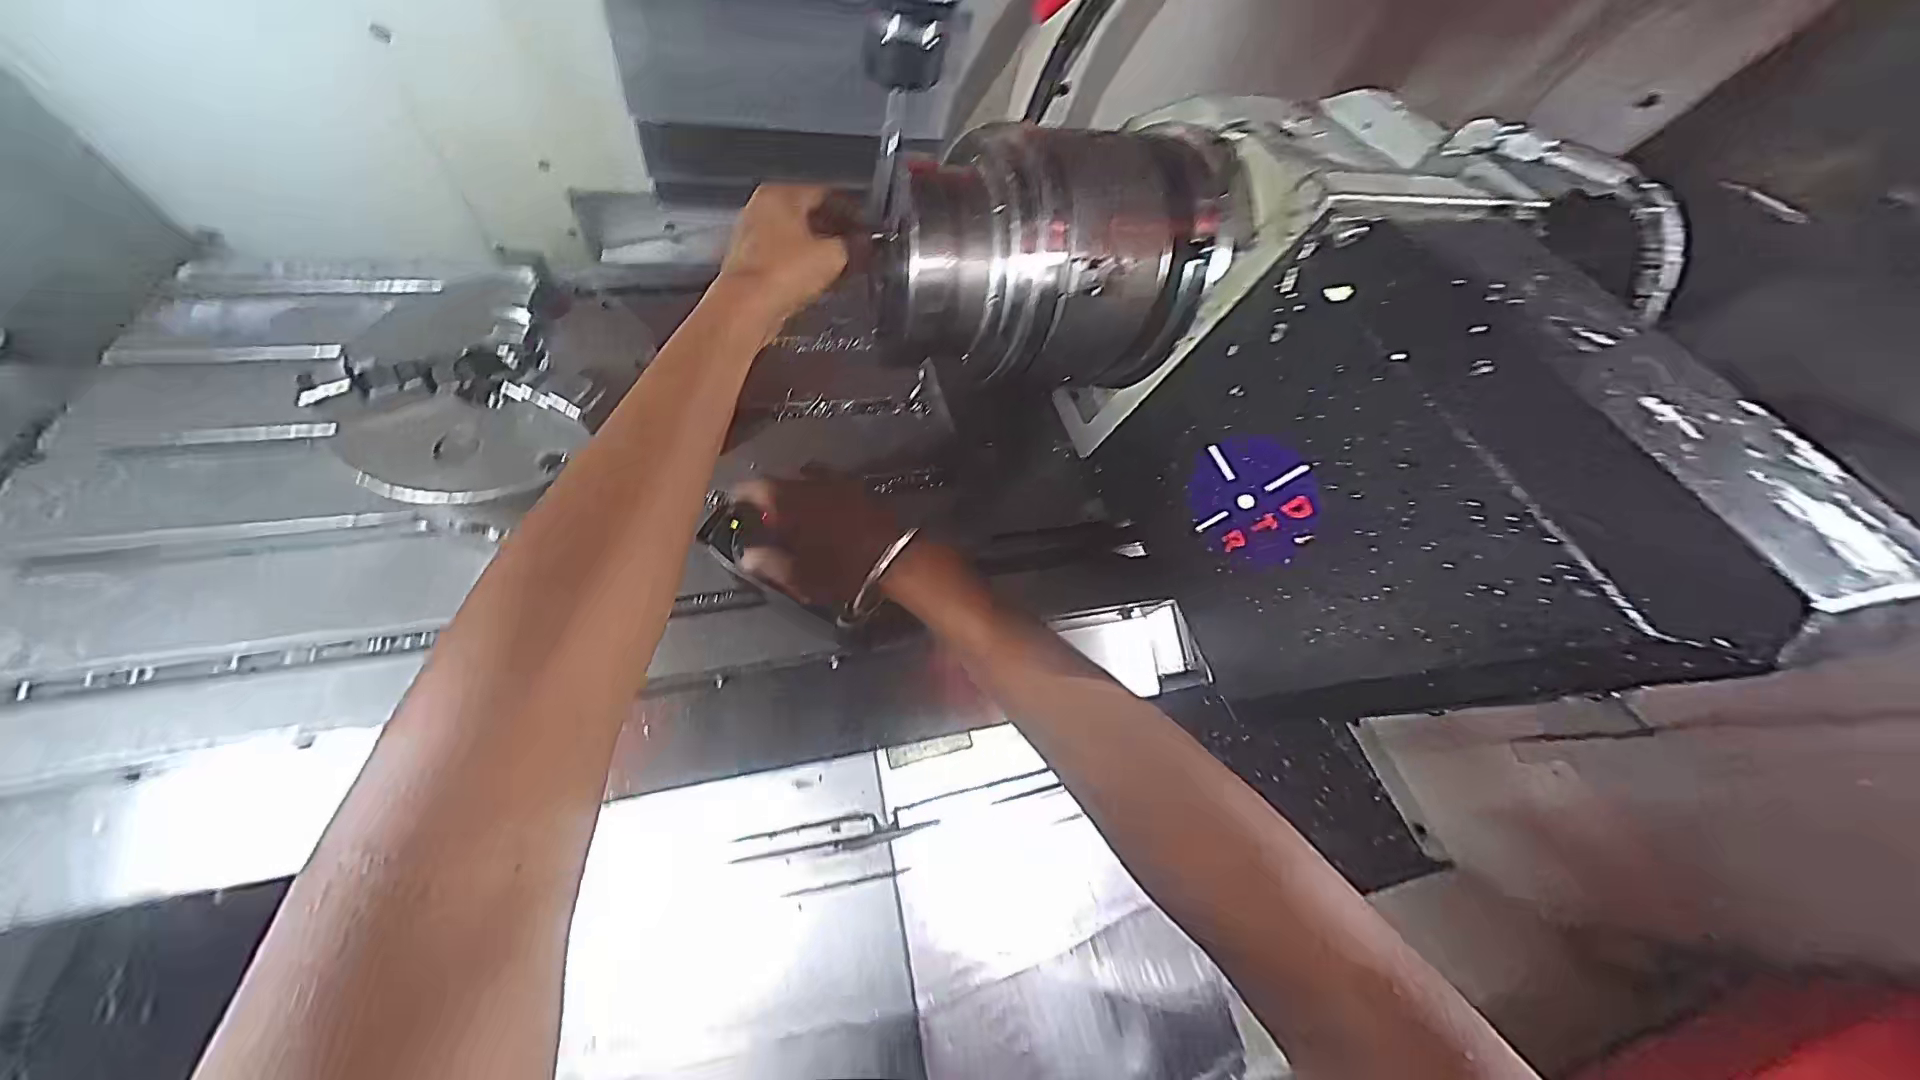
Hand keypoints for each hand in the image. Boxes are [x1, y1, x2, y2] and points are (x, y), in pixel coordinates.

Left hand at [715, 185, 852, 324]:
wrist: (749, 307)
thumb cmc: (780, 274)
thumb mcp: (833, 257)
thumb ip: (851, 245)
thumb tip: (860, 246)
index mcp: (780, 194)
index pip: (824, 191)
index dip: (849, 208)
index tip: (861, 224)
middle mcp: (760, 209)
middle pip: (805, 213)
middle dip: (831, 229)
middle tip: (851, 245)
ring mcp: (751, 236)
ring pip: (792, 236)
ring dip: (814, 249)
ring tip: (835, 265)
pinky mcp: (749, 264)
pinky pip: (781, 258)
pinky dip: (798, 265)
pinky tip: (812, 280)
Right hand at [730, 472, 904, 610]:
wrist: (893, 560)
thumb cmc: (842, 571)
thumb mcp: (801, 576)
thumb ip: (770, 563)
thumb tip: (747, 556)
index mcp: (789, 503)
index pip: (754, 488)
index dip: (741, 496)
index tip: (735, 505)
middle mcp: (810, 484)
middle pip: (778, 480)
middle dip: (767, 494)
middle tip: (762, 513)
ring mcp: (836, 482)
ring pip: (804, 478)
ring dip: (793, 489)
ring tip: (791, 508)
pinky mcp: (857, 486)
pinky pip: (828, 480)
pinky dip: (817, 487)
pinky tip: (820, 502)